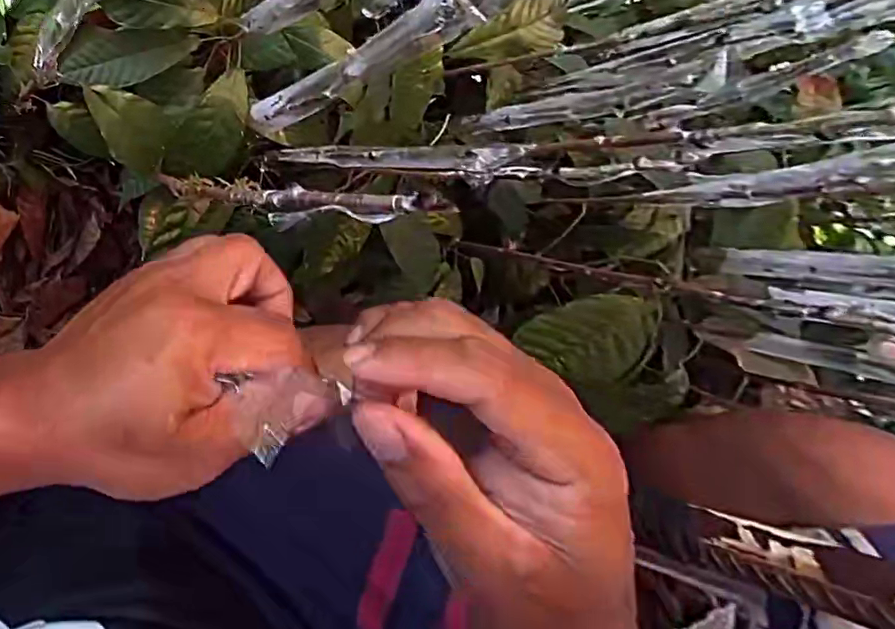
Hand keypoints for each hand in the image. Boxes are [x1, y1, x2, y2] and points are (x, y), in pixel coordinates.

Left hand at [1, 234, 312, 499]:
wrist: (40, 409)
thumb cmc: (115, 440)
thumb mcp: (198, 452)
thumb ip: (264, 418)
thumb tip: (315, 394)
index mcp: (195, 328)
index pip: (281, 335)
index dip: (298, 375)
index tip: (284, 404)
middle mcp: (174, 284)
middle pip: (250, 256)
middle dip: (275, 301)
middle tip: (258, 352)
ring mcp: (148, 274)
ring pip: (215, 248)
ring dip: (240, 286)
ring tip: (230, 340)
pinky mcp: (131, 279)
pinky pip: (186, 262)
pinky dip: (208, 286)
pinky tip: (192, 336)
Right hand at [342, 300, 634, 628]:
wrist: (564, 612)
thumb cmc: (532, 594)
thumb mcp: (484, 562)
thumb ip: (433, 489)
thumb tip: (369, 412)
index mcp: (571, 451)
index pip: (488, 375)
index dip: (414, 360)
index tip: (352, 367)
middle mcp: (555, 402)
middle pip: (466, 334)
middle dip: (395, 341)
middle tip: (349, 381)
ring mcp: (525, 385)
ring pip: (448, 321)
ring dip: (391, 332)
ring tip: (360, 376)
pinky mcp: (494, 381)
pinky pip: (437, 333)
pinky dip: (394, 337)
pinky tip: (376, 373)